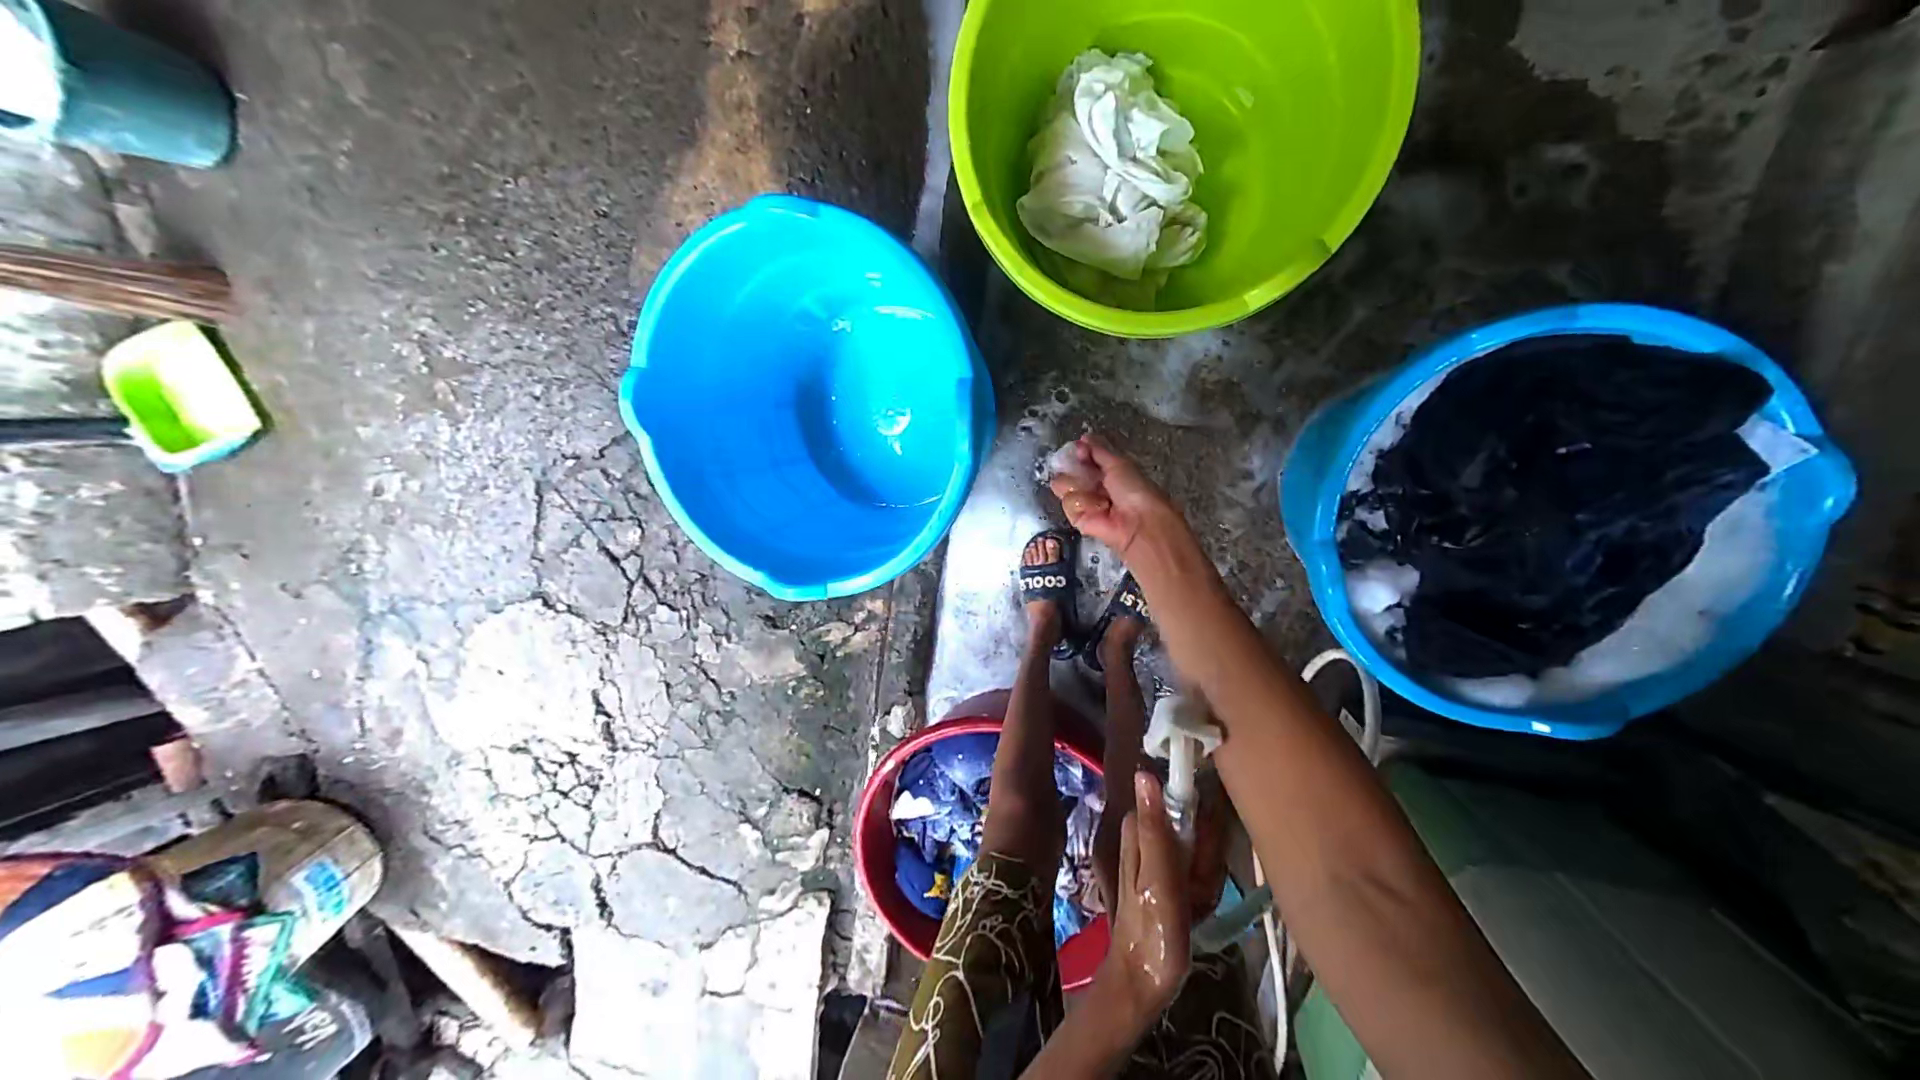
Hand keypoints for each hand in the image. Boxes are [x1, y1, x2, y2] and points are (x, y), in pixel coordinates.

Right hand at [1047, 435, 1179, 559]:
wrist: (1138, 521)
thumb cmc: (1133, 488)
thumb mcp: (1118, 463)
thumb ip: (1099, 450)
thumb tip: (1083, 438)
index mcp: (1106, 470)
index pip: (1083, 457)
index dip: (1079, 451)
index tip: (1080, 448)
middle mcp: (1093, 484)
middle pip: (1069, 469)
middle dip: (1073, 467)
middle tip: (1084, 470)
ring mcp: (1084, 501)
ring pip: (1063, 484)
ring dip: (1078, 486)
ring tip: (1096, 494)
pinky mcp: (1077, 518)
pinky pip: (1068, 502)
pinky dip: (1082, 502)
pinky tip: (1097, 508)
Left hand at [1099, 772, 1190, 1028]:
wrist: (1144, 981)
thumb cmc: (1151, 928)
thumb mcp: (1156, 875)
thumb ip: (1153, 825)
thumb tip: (1143, 772)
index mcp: (1141, 827)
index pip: (1183, 801)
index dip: (1202, 826)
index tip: (1201, 856)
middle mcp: (1151, 835)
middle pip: (1198, 829)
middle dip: (1206, 860)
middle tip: (1196, 890)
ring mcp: (1164, 858)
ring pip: (1204, 853)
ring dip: (1207, 881)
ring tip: (1195, 905)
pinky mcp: (1175, 879)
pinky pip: (1203, 875)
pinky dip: (1205, 894)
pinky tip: (1196, 912)